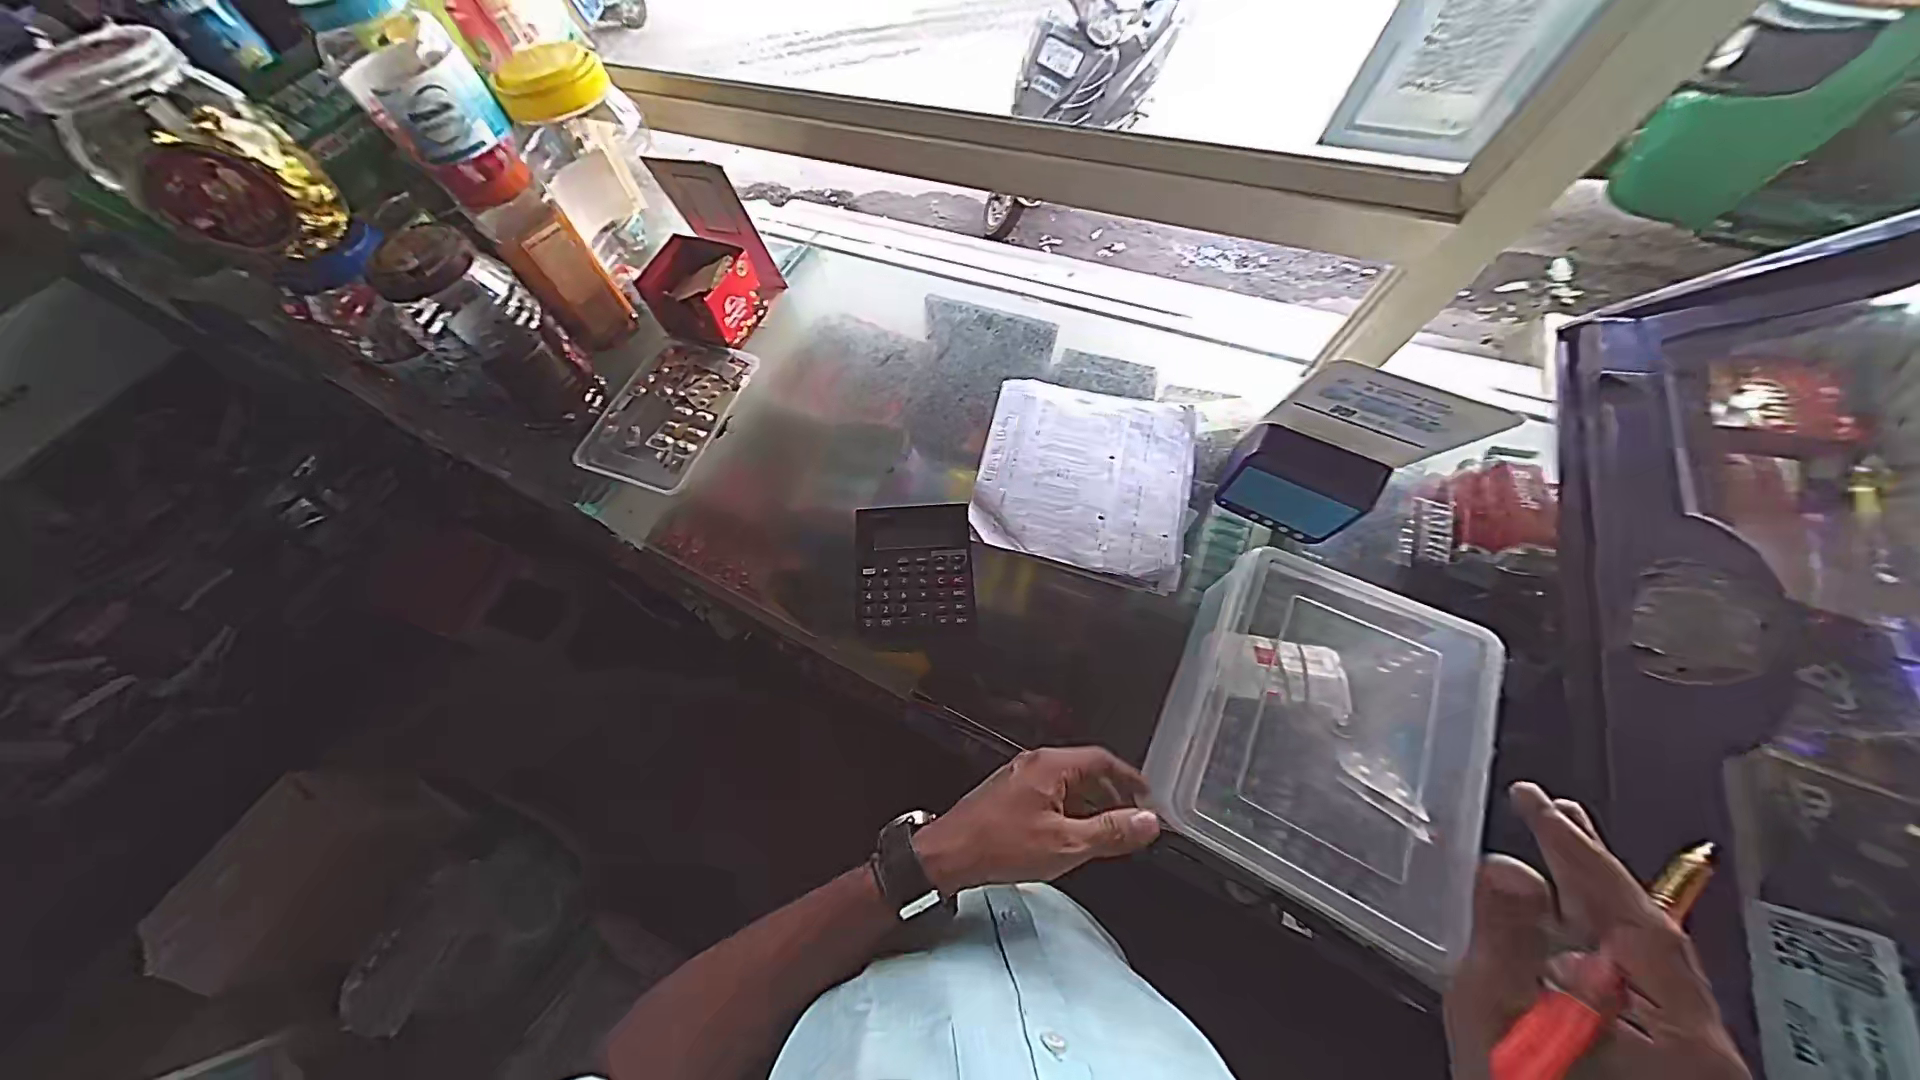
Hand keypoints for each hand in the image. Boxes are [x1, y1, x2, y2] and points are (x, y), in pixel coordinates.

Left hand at [911, 746, 1161, 893]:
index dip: (1129, 777)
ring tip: (1109, 831)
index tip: (1147, 795)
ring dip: (1092, 804)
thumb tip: (1146, 822)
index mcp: (1050, 766)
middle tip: (1133, 817)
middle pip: (1085, 770)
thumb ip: (1111, 832)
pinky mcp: (1010, 794)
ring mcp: (1020, 778)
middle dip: (1112, 793)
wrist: (948, 855)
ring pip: (1068, 783)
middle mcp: (1034, 764)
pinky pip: (1051, 794)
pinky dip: (1070, 809)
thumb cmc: (997, 845)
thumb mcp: (1066, 843)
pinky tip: (1075, 834)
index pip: (1102, 759)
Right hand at [1445, 783, 1749, 1079]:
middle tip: (1546, 804)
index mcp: (1679, 1035)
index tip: (1537, 803)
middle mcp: (1697, 1041)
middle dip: (1587, 860)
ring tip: (1557, 831)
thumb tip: (1507, 868)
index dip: (1579, 853)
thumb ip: (1506, 939)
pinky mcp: (1652, 1053)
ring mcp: (1679, 1049)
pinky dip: (1587, 923)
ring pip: (1633, 947)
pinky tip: (1559, 901)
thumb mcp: (1496, 1011)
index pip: (1630, 917)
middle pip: (1641, 928)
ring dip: (1588, 886)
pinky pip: (1623, 969)